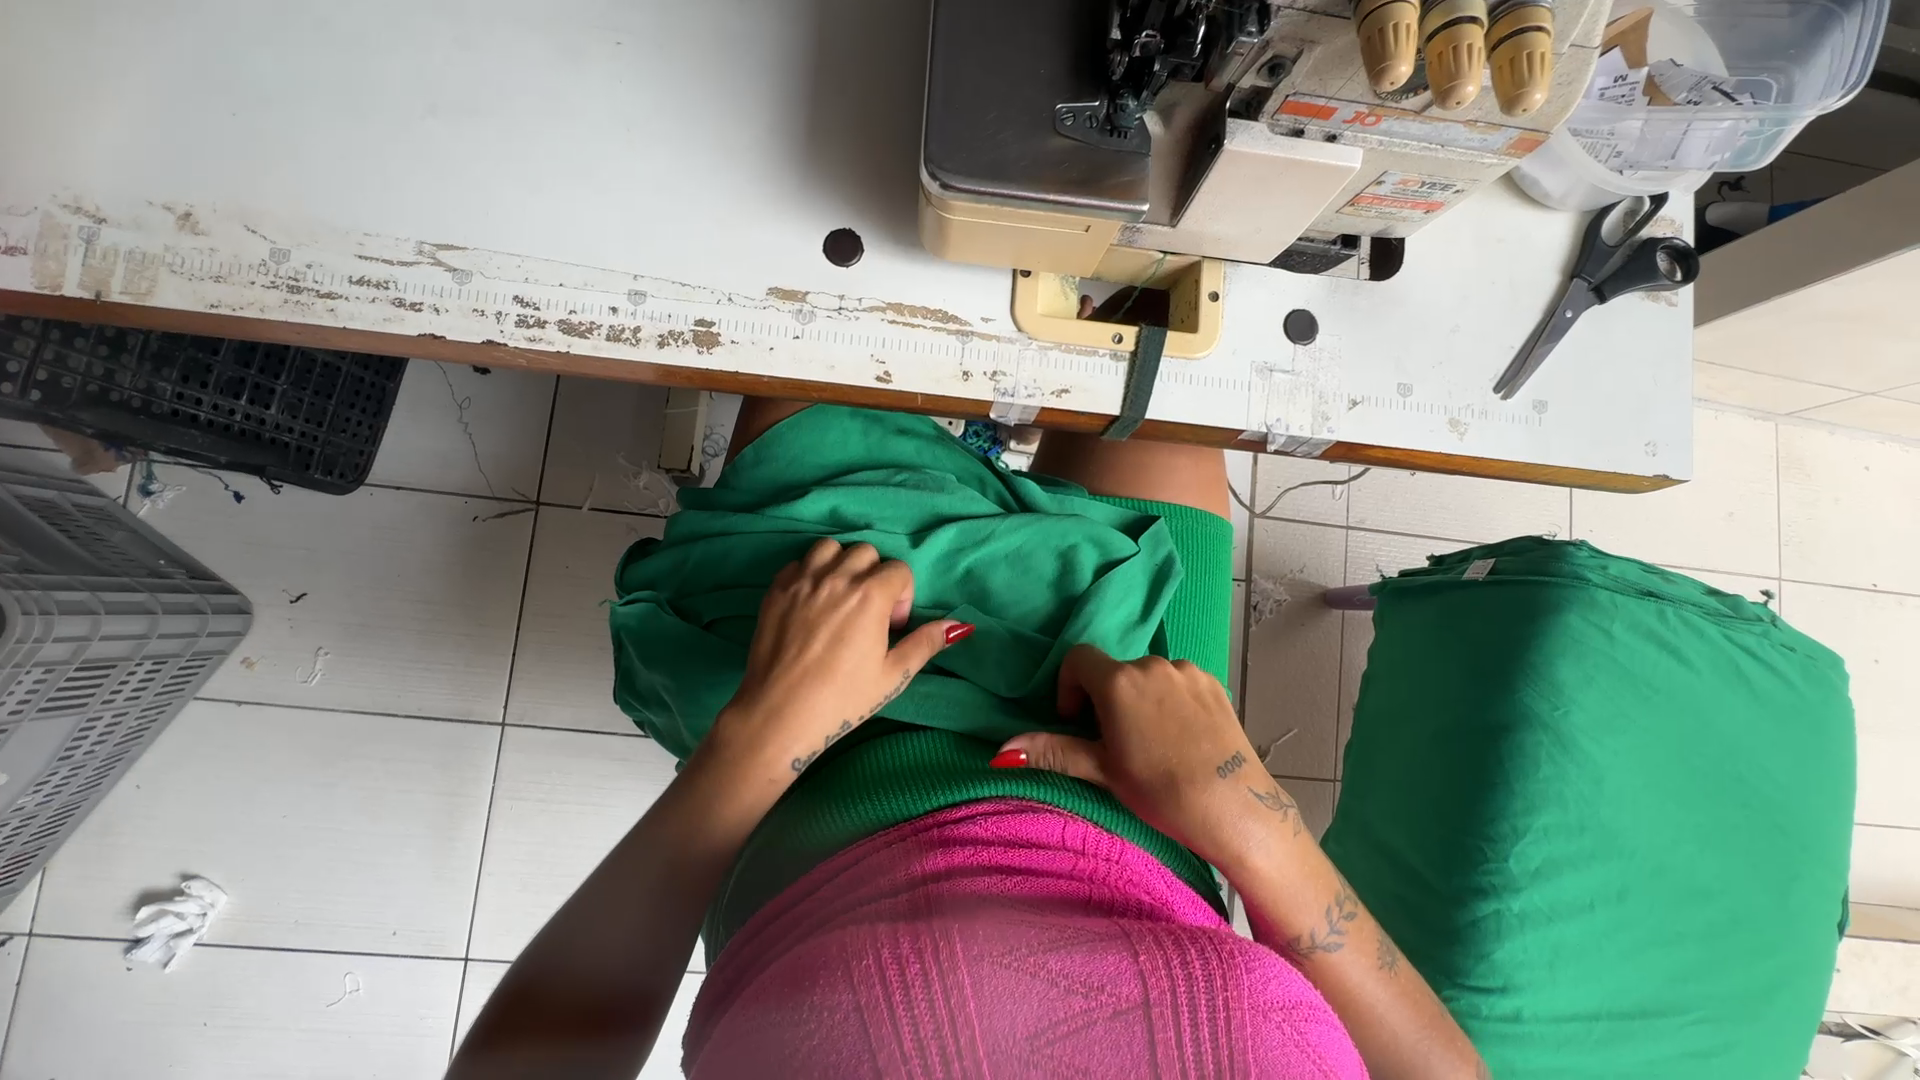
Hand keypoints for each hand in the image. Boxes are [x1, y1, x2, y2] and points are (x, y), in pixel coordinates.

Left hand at [707, 538, 970, 784]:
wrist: (779, 715)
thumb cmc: (842, 700)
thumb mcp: (893, 675)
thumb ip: (926, 643)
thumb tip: (961, 626)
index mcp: (870, 595)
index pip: (899, 570)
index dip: (903, 597)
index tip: (892, 627)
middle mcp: (836, 578)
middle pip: (866, 552)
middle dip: (875, 575)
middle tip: (869, 612)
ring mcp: (801, 581)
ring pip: (830, 548)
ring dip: (842, 564)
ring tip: (841, 597)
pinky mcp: (775, 591)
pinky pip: (798, 563)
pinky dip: (810, 573)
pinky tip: (812, 603)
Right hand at [994, 645, 1305, 871]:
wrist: (1234, 808)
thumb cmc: (1160, 791)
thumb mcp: (1102, 771)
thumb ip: (1053, 751)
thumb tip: (1001, 752)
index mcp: (1119, 680)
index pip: (1078, 659)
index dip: (1069, 687)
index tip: (1075, 722)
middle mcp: (1153, 664)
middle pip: (1113, 670)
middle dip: (1104, 699)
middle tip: (1112, 743)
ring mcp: (1188, 671)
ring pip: (1147, 677)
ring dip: (1138, 699)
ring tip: (1149, 743)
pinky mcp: (1214, 683)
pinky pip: (1178, 682)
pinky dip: (1168, 701)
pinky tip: (1178, 738)